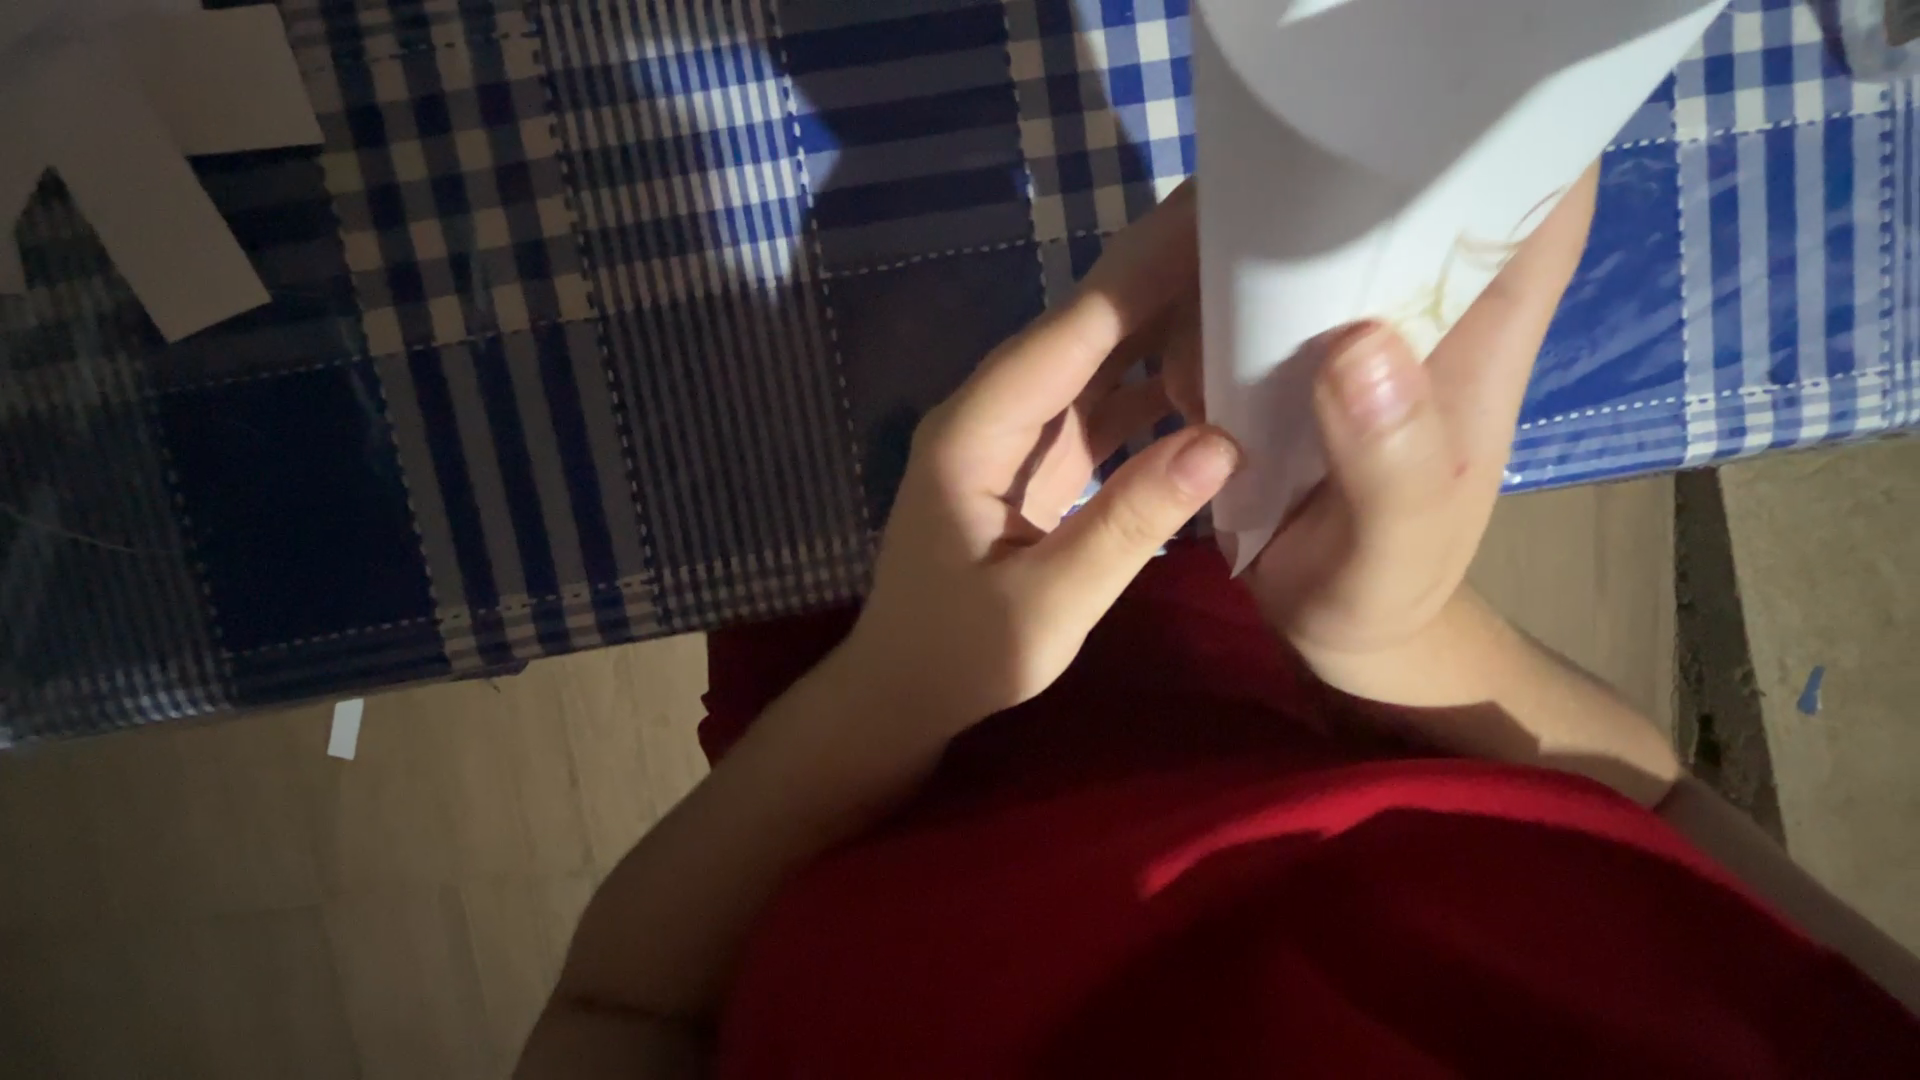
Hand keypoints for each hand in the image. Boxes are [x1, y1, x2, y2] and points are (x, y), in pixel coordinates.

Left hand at [832, 184, 1238, 733]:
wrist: (905, 688)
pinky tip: (1207, 378)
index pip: (1070, 332)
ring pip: (1095, 367)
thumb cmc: (960, 655)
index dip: (1143, 268)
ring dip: (1161, 331)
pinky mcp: (1034, 467)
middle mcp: (991, 417)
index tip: (1214, 208)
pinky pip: (1098, 413)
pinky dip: (1150, 393)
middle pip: (1083, 332)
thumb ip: (1127, 526)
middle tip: (1252, 227)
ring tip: (1247, 287)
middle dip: (1161, 280)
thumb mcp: (1046, 606)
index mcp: (975, 433)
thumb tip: (1221, 444)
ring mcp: (1012, 439)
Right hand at [1168, 169, 1598, 701]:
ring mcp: (1346, 345)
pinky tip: (1171, 349)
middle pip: (1398, 206)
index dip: (1497, 139)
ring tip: (1183, 301)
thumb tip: (1355, 348)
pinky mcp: (1288, 371)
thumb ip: (1392, 463)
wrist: (1340, 627)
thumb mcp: (1394, 546)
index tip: (1406, 115)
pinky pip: (1247, 312)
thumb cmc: (1383, 589)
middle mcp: (1417, 325)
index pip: (1532, 204)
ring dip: (1244, 261)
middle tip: (1235, 209)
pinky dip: (1207, 315)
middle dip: (1325, 191)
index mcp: (1476, 346)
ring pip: (1306, 256)